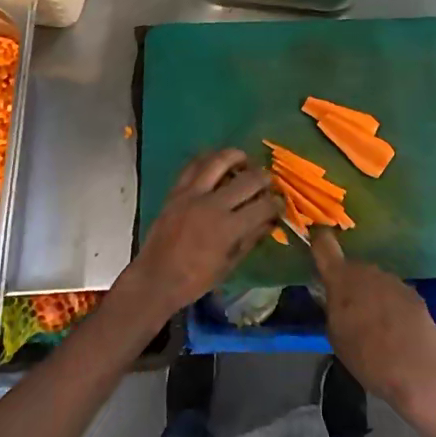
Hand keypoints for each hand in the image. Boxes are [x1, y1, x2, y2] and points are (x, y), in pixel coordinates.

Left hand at [117, 150, 281, 321]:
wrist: (155, 278)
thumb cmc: (195, 279)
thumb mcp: (229, 264)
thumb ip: (250, 239)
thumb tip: (270, 222)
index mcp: (228, 228)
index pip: (263, 206)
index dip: (276, 203)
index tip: (279, 203)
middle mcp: (212, 205)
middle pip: (247, 180)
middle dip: (264, 178)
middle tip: (268, 181)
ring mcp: (192, 195)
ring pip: (218, 162)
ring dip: (236, 157)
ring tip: (244, 159)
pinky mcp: (176, 191)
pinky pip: (193, 166)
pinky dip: (207, 159)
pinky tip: (216, 161)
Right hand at [310, 228, 435, 410]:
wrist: (419, 371)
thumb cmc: (367, 357)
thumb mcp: (335, 335)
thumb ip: (331, 307)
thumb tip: (331, 295)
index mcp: (342, 278)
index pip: (325, 246)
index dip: (318, 242)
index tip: (314, 244)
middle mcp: (368, 271)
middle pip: (352, 267)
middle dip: (348, 282)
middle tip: (346, 308)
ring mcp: (394, 280)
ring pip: (374, 280)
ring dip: (371, 294)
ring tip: (373, 323)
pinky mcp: (414, 294)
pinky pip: (393, 293)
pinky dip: (390, 305)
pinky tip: (395, 329)